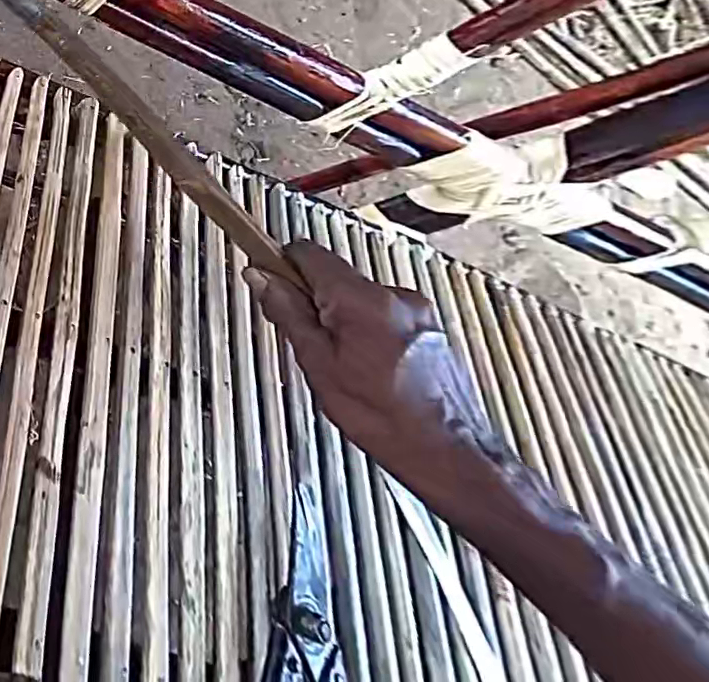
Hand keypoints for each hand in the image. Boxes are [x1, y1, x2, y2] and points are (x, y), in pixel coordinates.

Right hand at [242, 241, 510, 508]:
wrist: (450, 456)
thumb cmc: (383, 416)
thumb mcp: (315, 360)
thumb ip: (285, 310)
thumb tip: (259, 276)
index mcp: (364, 301)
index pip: (307, 252)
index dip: (279, 264)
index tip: (265, 281)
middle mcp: (396, 297)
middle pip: (330, 274)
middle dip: (306, 296)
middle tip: (299, 334)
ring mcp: (417, 312)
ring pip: (352, 294)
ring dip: (333, 314)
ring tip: (333, 357)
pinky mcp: (428, 327)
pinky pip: (376, 310)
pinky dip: (358, 325)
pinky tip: (359, 362)